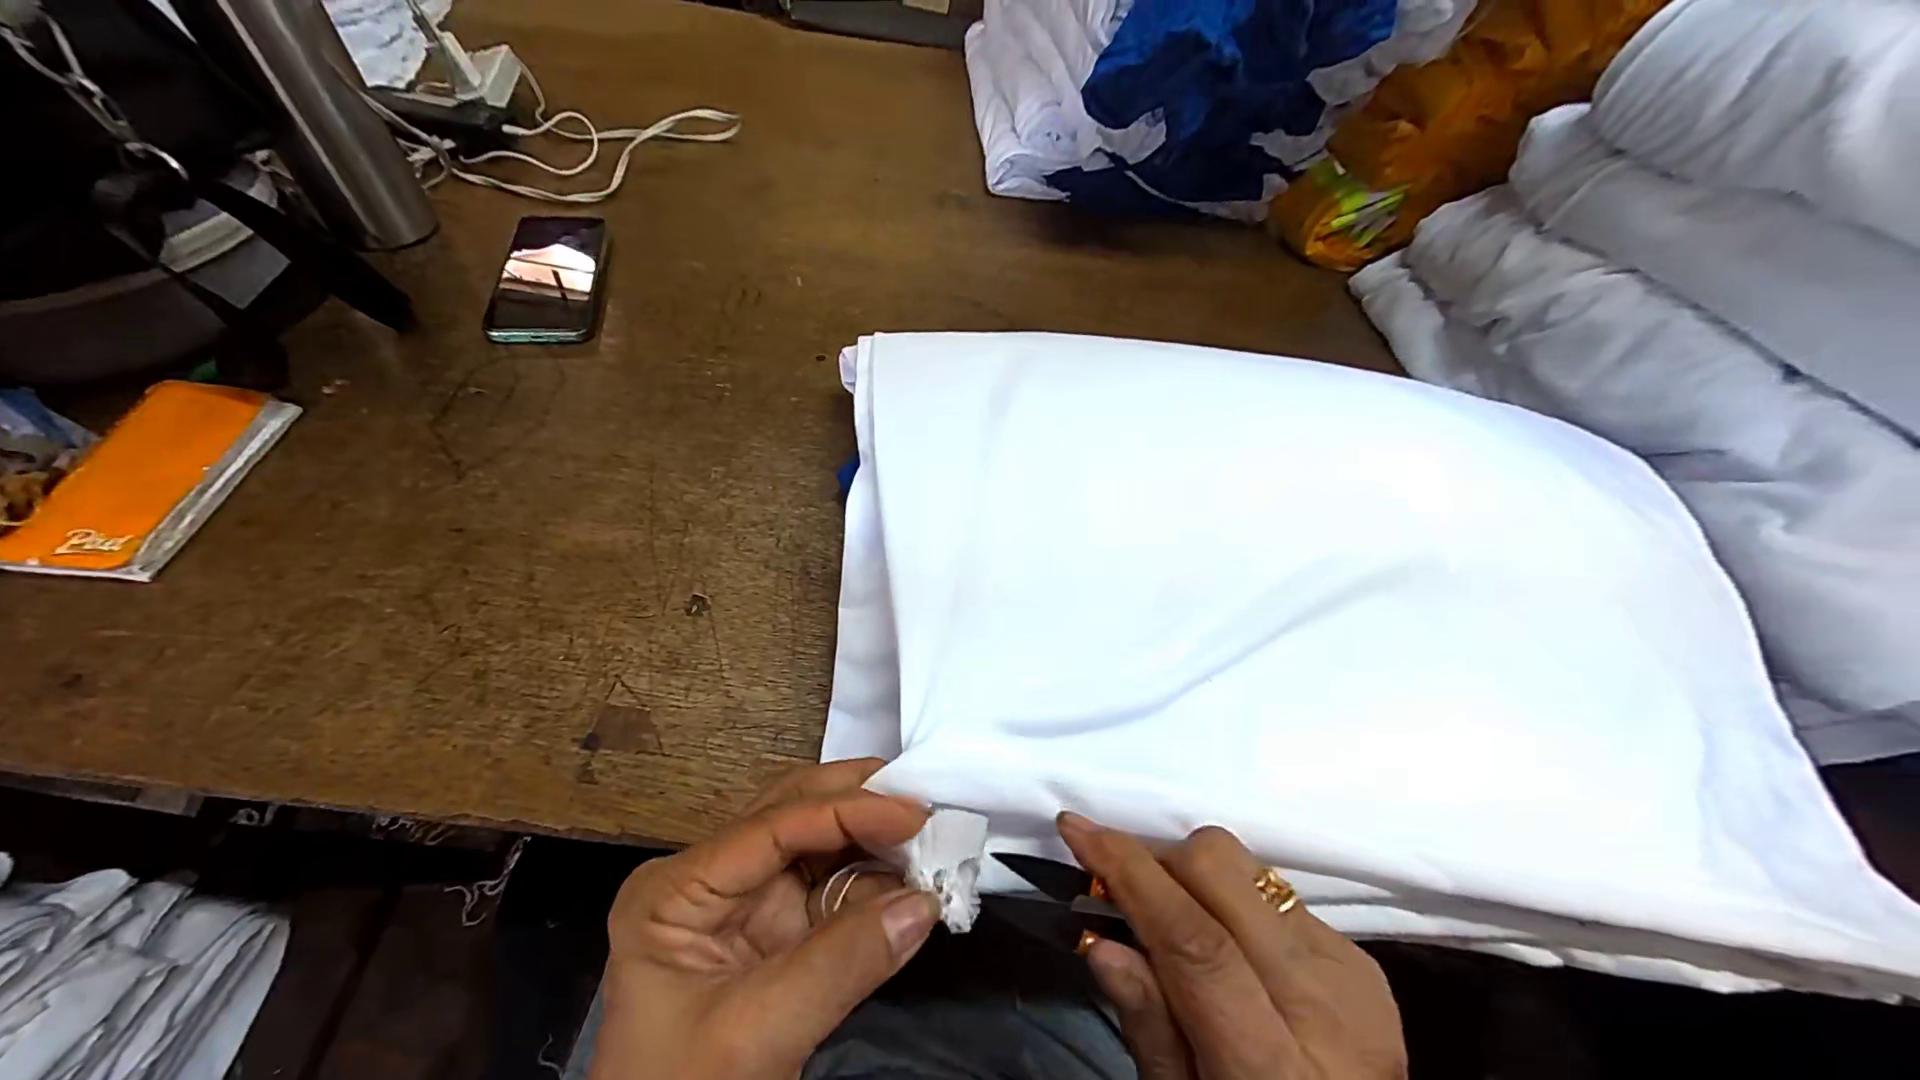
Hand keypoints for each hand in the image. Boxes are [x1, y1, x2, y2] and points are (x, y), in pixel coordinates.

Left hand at [590, 759, 939, 1079]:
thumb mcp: (756, 1034)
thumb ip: (842, 963)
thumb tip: (924, 903)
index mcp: (677, 888)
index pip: (773, 825)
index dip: (849, 811)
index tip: (914, 814)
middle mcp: (710, 877)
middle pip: (793, 812)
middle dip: (860, 803)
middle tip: (922, 801)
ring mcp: (744, 902)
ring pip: (817, 842)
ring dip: (872, 837)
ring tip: (928, 836)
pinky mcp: (775, 931)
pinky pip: (831, 887)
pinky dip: (873, 880)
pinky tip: (909, 878)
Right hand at [1058, 813, 1406, 1079]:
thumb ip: (1148, 1026)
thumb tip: (1100, 943)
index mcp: (1276, 1070)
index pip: (1194, 942)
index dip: (1130, 872)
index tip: (1074, 828)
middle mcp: (1324, 1005)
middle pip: (1222, 873)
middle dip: (1154, 856)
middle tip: (1117, 885)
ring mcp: (1349, 974)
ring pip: (1245, 864)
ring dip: (1187, 871)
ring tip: (1164, 909)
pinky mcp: (1360, 958)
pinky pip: (1271, 889)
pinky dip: (1225, 893)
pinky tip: (1218, 933)